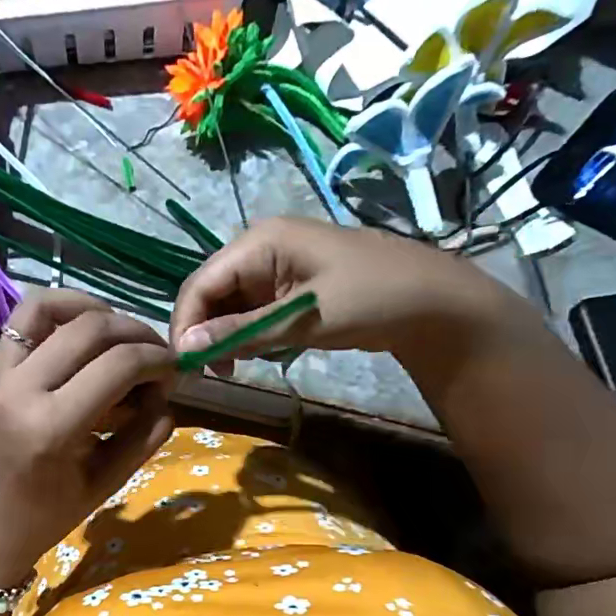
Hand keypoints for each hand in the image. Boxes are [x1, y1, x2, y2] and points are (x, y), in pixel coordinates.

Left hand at [0, 289, 175, 585]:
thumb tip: (167, 392)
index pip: (118, 365)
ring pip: (42, 309)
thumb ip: (145, 433)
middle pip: (88, 329)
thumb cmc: (54, 514)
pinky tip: (22, 307)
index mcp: (52, 427)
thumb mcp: (109, 481)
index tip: (175, 370)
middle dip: (134, 332)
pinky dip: (6, 310)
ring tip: (114, 329)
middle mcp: (19, 390)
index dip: (157, 360)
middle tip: (155, 353)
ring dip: (88, 308)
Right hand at [170, 217, 510, 370]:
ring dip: (226, 335)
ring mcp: (277, 267)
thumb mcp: (301, 319)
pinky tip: (259, 353)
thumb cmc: (369, 299)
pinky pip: (254, 310)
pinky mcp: (291, 286)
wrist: (431, 302)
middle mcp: (262, 247)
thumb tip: (186, 347)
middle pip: (212, 291)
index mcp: (260, 241)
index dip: (186, 323)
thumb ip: (241, 331)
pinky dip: (249, 334)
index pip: (201, 282)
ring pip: (230, 304)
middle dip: (205, 331)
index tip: (183, 366)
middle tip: (213, 374)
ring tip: (236, 367)